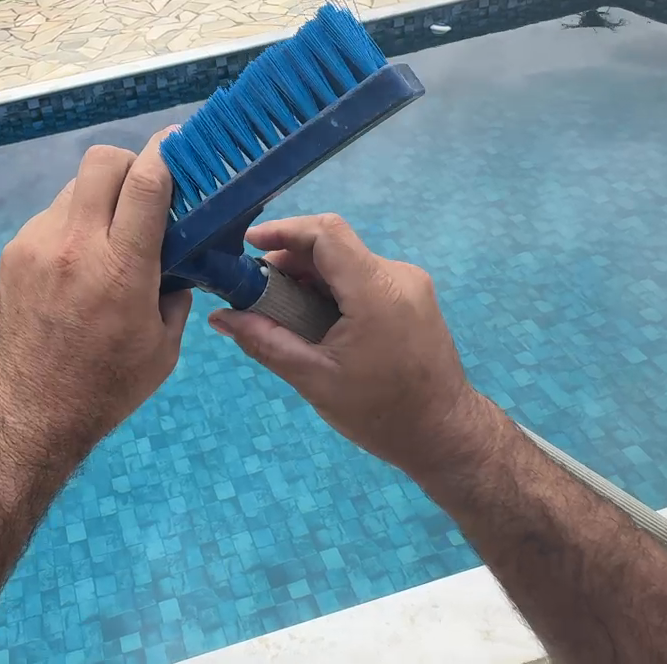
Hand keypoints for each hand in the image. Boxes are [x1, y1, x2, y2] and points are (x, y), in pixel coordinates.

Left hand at [0, 131, 192, 459]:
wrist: (26, 412)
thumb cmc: (106, 387)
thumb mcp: (163, 347)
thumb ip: (175, 291)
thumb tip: (176, 257)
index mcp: (122, 267)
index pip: (146, 182)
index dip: (167, 150)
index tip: (179, 140)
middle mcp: (76, 243)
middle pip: (102, 161)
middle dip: (129, 163)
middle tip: (143, 192)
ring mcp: (36, 243)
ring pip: (75, 187)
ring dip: (99, 198)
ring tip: (107, 237)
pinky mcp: (12, 253)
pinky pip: (52, 218)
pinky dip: (72, 226)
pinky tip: (74, 265)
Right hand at [208, 214, 500, 477]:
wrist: (447, 437)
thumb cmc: (381, 413)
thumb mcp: (314, 380)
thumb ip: (264, 341)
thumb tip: (219, 318)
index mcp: (376, 291)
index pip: (326, 233)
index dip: (284, 230)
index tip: (248, 244)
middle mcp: (396, 275)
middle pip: (332, 244)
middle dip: (289, 257)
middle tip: (257, 289)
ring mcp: (408, 283)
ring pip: (345, 259)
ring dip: (308, 273)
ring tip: (281, 308)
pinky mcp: (410, 294)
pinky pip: (360, 274)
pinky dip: (329, 285)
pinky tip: (312, 316)